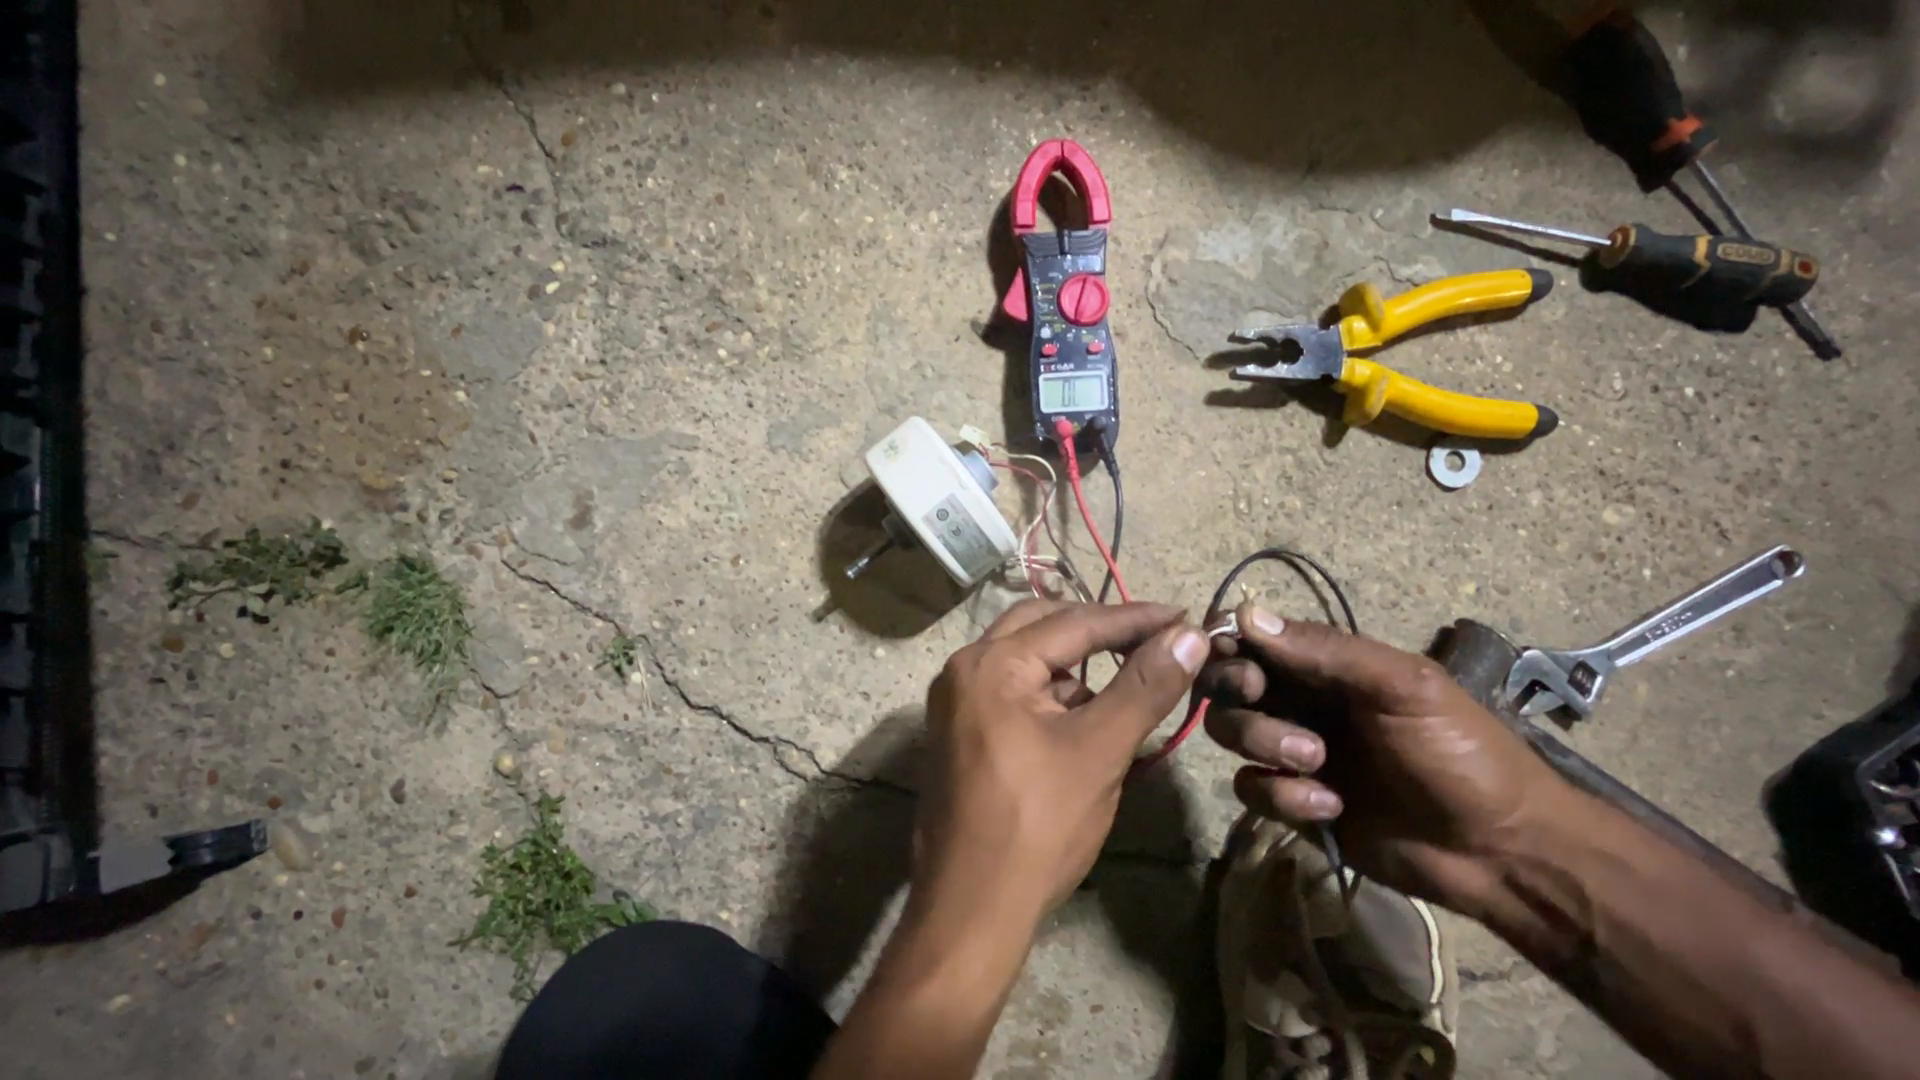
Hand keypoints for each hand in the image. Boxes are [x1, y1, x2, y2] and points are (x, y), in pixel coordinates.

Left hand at [917, 600, 1205, 919]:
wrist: (971, 908)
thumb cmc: (1038, 826)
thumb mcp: (1099, 750)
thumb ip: (1144, 686)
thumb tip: (1190, 635)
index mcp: (990, 663)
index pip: (1075, 622)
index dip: (1135, 618)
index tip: (1186, 616)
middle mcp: (964, 669)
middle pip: (1043, 627)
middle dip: (1101, 631)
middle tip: (1157, 638)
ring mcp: (956, 703)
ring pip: (1028, 661)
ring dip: (1077, 664)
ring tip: (1132, 676)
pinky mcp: (961, 733)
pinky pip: (1014, 693)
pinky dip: (1054, 694)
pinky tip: (1090, 714)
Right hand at [1199, 603, 1565, 908]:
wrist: (1501, 852)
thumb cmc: (1462, 753)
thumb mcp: (1405, 688)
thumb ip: (1328, 651)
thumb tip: (1247, 614)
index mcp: (1328, 665)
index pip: (1255, 639)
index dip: (1230, 645)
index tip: (1235, 659)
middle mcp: (1302, 702)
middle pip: (1228, 685)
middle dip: (1237, 693)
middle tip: (1260, 699)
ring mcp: (1295, 754)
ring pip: (1230, 733)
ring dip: (1263, 742)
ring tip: (1316, 762)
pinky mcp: (1294, 804)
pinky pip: (1251, 789)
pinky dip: (1282, 796)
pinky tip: (1331, 807)